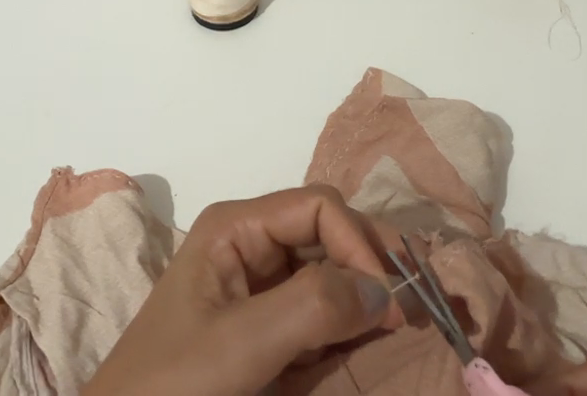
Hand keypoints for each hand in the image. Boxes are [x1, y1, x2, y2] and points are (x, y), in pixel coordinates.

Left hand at [81, 185, 401, 395]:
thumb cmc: (172, 383)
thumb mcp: (238, 344)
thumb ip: (311, 308)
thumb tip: (383, 290)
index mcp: (237, 228)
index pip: (320, 208)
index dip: (359, 244)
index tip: (389, 302)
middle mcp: (252, 245)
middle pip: (331, 236)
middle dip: (372, 269)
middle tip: (415, 314)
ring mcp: (260, 289)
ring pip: (332, 277)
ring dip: (366, 302)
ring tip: (400, 330)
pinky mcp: (267, 330)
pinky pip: (321, 317)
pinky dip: (347, 331)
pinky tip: (360, 350)